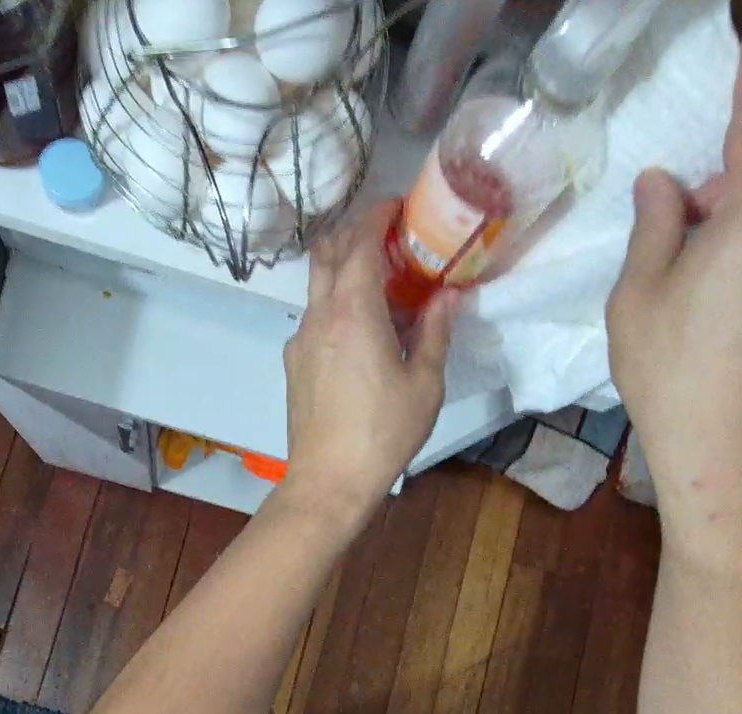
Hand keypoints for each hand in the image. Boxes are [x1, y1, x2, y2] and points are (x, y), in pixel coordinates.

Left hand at [277, 201, 458, 525]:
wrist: (328, 479)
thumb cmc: (383, 432)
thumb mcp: (425, 383)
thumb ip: (436, 331)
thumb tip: (449, 294)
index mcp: (353, 313)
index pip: (359, 244)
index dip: (376, 217)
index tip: (396, 206)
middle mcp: (318, 317)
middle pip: (327, 256)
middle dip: (353, 234)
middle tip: (387, 236)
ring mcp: (299, 341)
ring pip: (316, 287)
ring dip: (341, 269)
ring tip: (376, 280)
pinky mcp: (292, 364)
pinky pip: (312, 317)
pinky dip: (333, 303)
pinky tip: (358, 327)